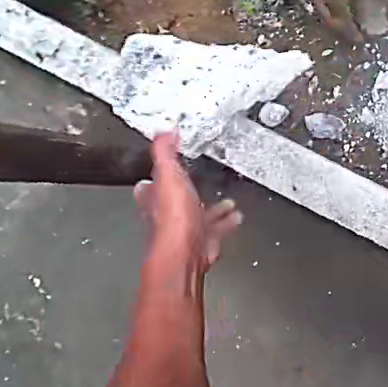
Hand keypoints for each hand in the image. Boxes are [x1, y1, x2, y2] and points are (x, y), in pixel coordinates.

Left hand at [134, 132, 241, 300]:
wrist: (184, 254)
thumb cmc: (173, 220)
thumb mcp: (167, 175)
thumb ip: (164, 152)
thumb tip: (164, 132)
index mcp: (155, 197)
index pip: (152, 182)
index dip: (159, 172)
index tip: (169, 163)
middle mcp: (168, 214)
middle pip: (177, 199)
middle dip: (189, 191)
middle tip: (200, 181)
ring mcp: (187, 229)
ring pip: (199, 214)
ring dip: (212, 207)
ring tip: (227, 200)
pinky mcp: (204, 240)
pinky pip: (217, 228)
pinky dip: (226, 222)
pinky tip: (235, 216)